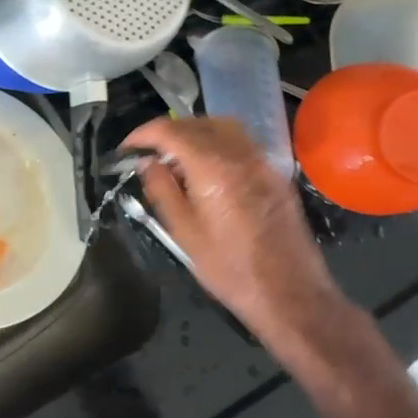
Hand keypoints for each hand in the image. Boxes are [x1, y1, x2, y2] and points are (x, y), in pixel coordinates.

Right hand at [124, 117, 347, 345]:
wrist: (290, 293)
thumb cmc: (229, 268)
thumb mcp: (183, 233)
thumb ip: (162, 190)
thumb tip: (147, 162)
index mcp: (212, 168)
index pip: (170, 131)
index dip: (142, 134)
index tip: (127, 149)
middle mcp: (240, 155)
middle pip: (197, 123)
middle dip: (167, 132)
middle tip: (148, 155)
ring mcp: (263, 163)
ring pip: (222, 127)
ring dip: (193, 133)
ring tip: (175, 158)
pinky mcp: (276, 176)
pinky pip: (241, 143)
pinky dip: (216, 143)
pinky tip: (206, 170)